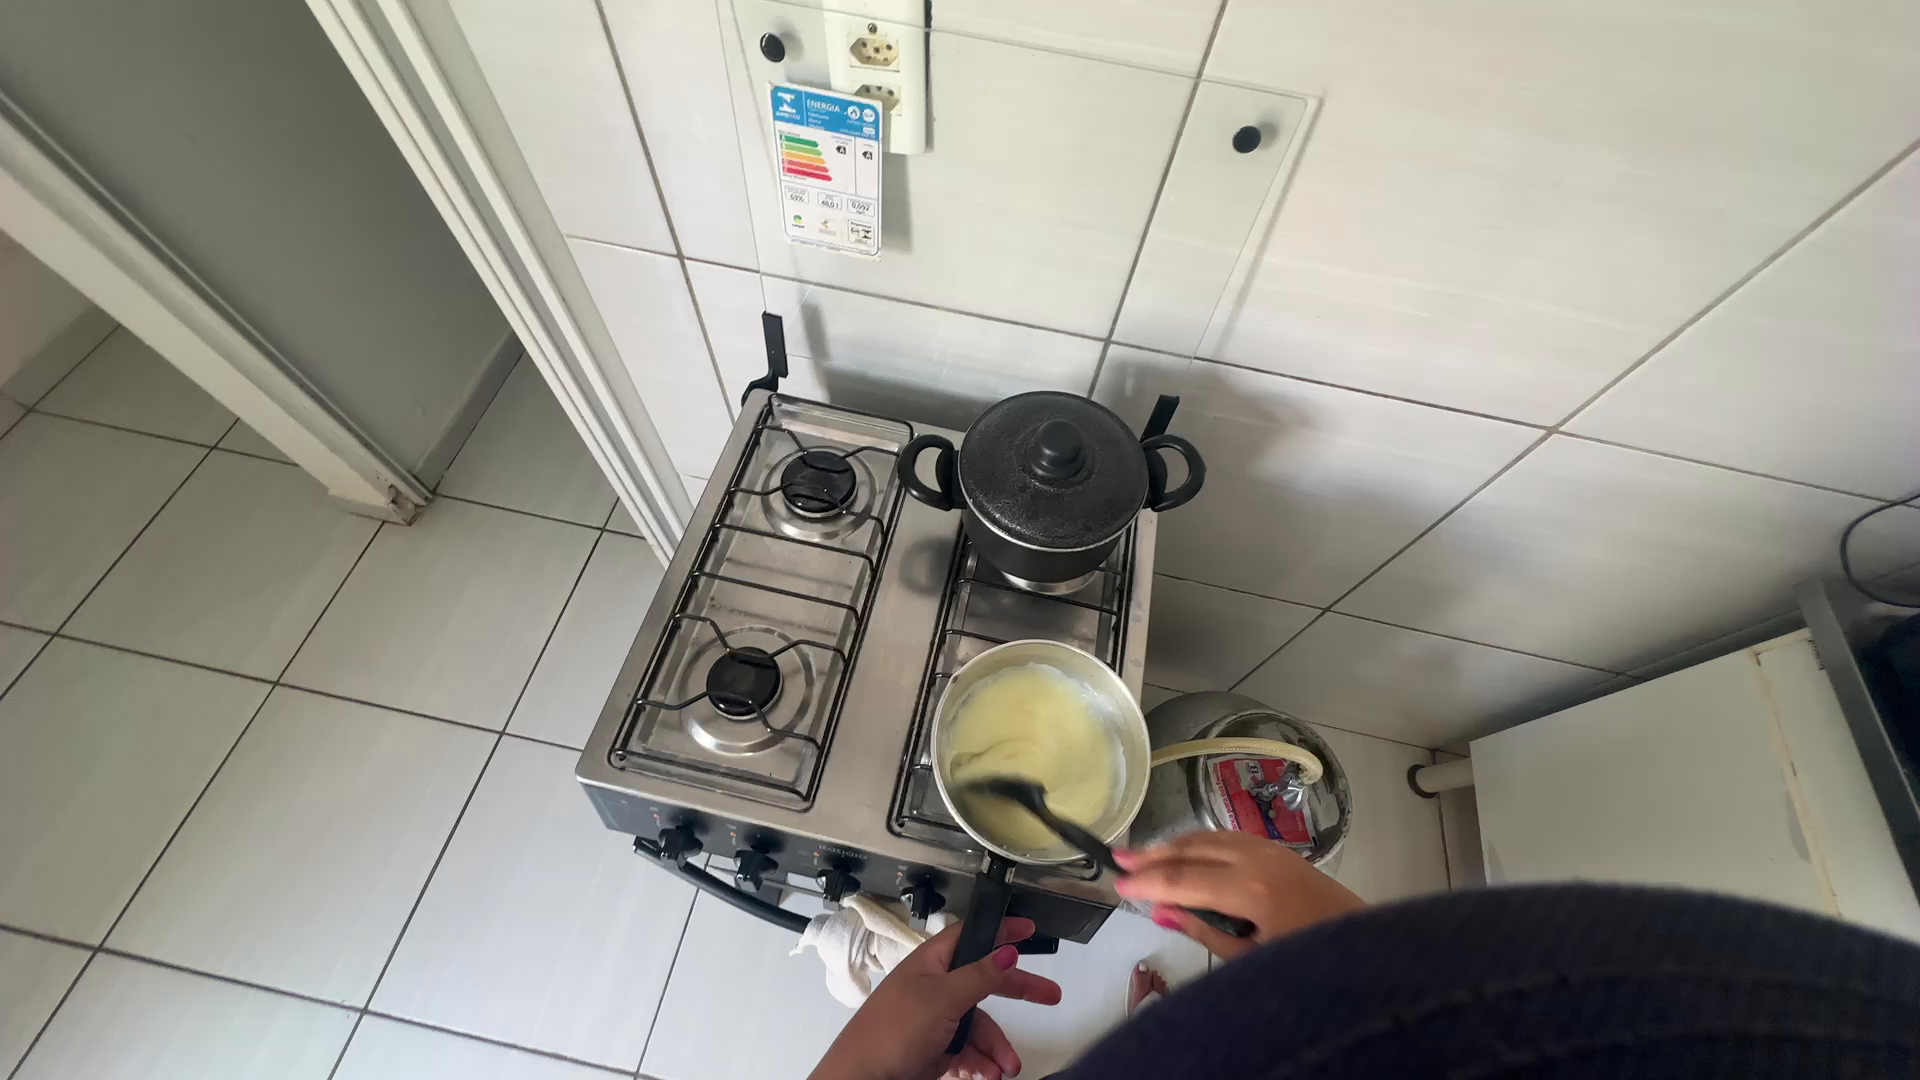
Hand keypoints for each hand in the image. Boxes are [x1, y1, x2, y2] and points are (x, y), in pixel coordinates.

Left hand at [808, 916, 1062, 1079]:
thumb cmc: (894, 1029)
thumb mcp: (942, 998)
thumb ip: (979, 975)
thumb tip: (1008, 948)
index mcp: (933, 961)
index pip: (972, 935)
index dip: (1000, 930)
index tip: (1028, 929)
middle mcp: (936, 986)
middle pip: (985, 981)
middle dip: (1017, 991)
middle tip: (1051, 995)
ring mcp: (936, 1020)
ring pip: (980, 1025)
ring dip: (996, 1047)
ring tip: (1006, 1068)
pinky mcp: (935, 1052)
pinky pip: (969, 1053)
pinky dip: (981, 1064)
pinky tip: (989, 1075)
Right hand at [1114, 831, 1364, 959]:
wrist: (1371, 948)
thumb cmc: (1313, 962)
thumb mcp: (1254, 958)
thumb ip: (1205, 932)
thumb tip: (1161, 913)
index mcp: (1250, 888)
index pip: (1184, 880)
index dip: (1148, 883)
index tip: (1118, 886)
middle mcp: (1255, 857)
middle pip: (1191, 850)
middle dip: (1152, 856)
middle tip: (1117, 859)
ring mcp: (1267, 848)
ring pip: (1205, 837)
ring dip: (1171, 845)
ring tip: (1140, 854)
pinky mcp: (1275, 847)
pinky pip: (1224, 836)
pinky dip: (1196, 841)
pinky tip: (1181, 849)